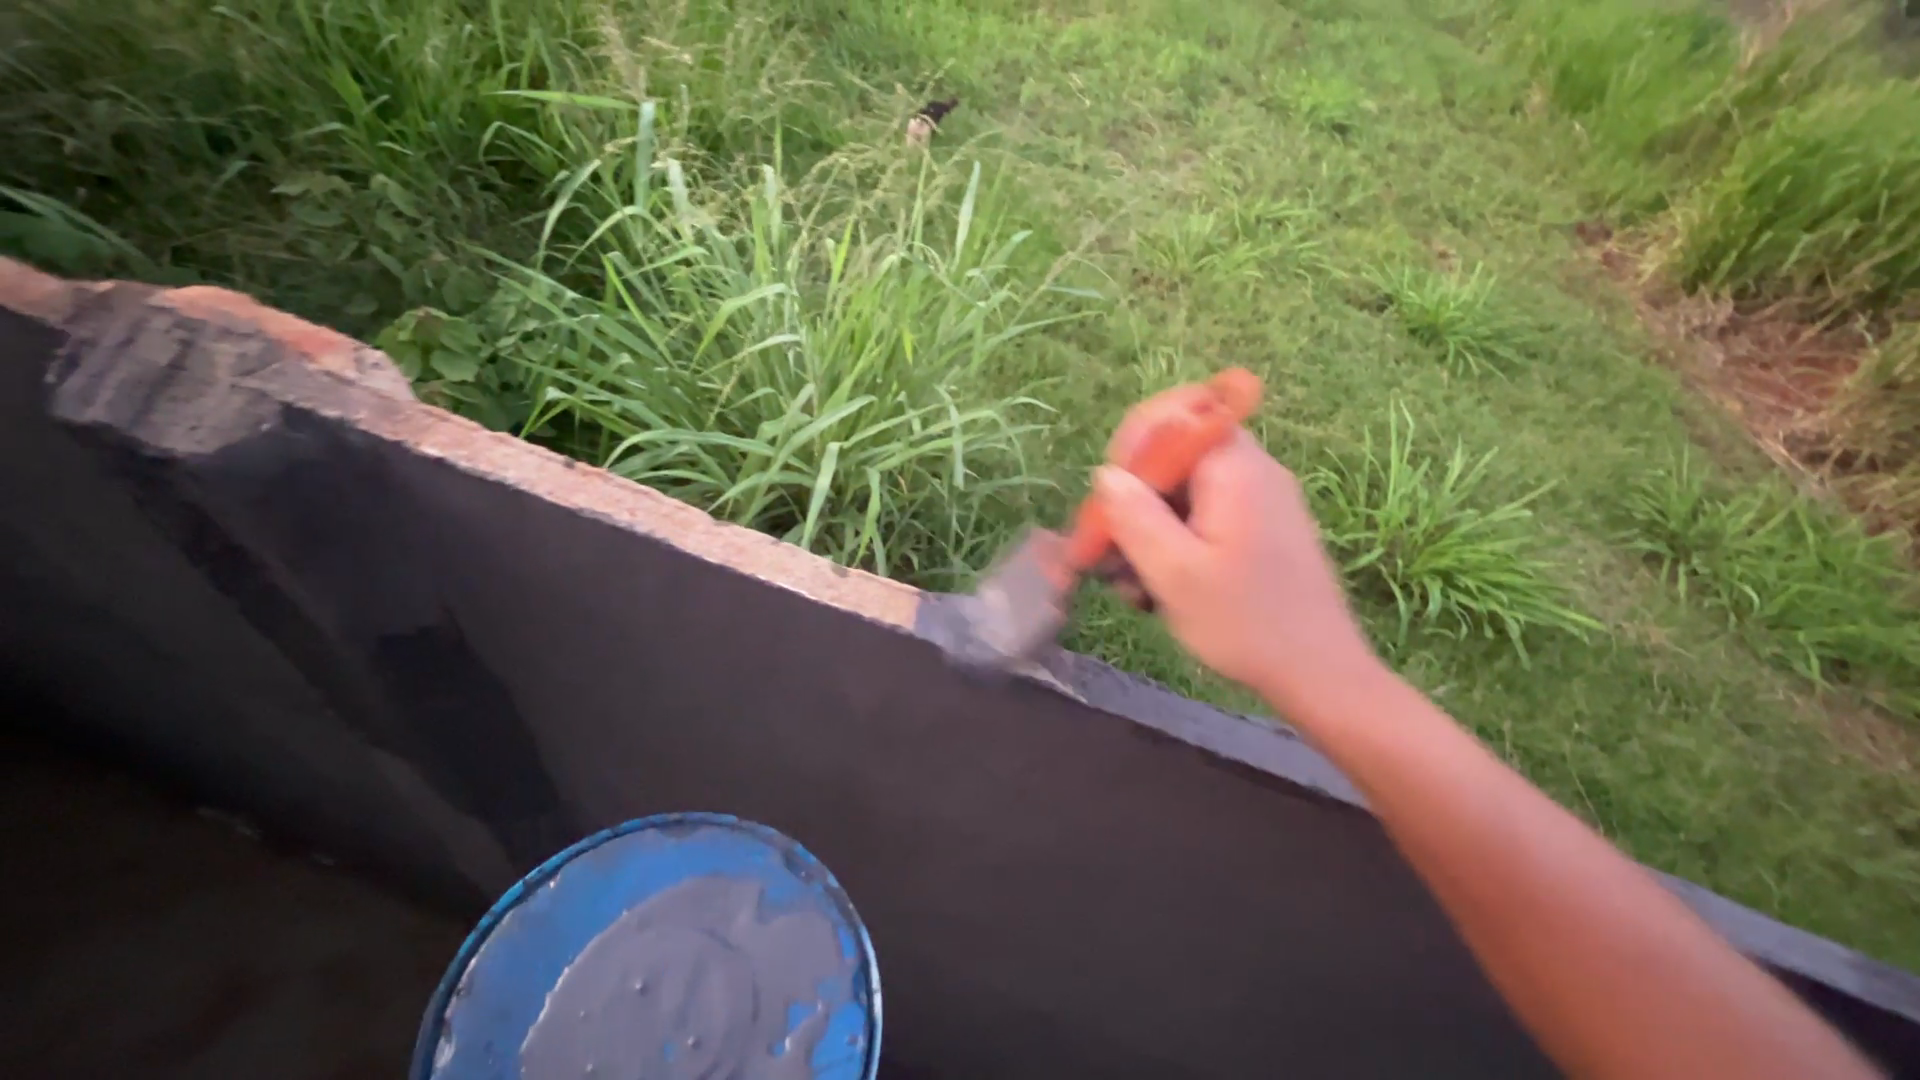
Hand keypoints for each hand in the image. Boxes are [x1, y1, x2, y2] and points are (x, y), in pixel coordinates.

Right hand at [1094, 403, 1377, 716]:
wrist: (1319, 673)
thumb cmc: (1246, 623)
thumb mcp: (1175, 574)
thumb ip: (1135, 517)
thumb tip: (1105, 474)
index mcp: (1233, 468)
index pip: (1171, 419)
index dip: (1128, 453)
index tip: (1106, 504)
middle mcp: (1250, 471)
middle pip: (1172, 459)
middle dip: (1132, 502)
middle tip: (1108, 556)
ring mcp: (1258, 501)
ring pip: (1182, 494)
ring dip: (1146, 532)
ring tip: (1132, 588)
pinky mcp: (1259, 530)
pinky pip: (1202, 518)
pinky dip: (1173, 545)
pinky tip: (1158, 592)